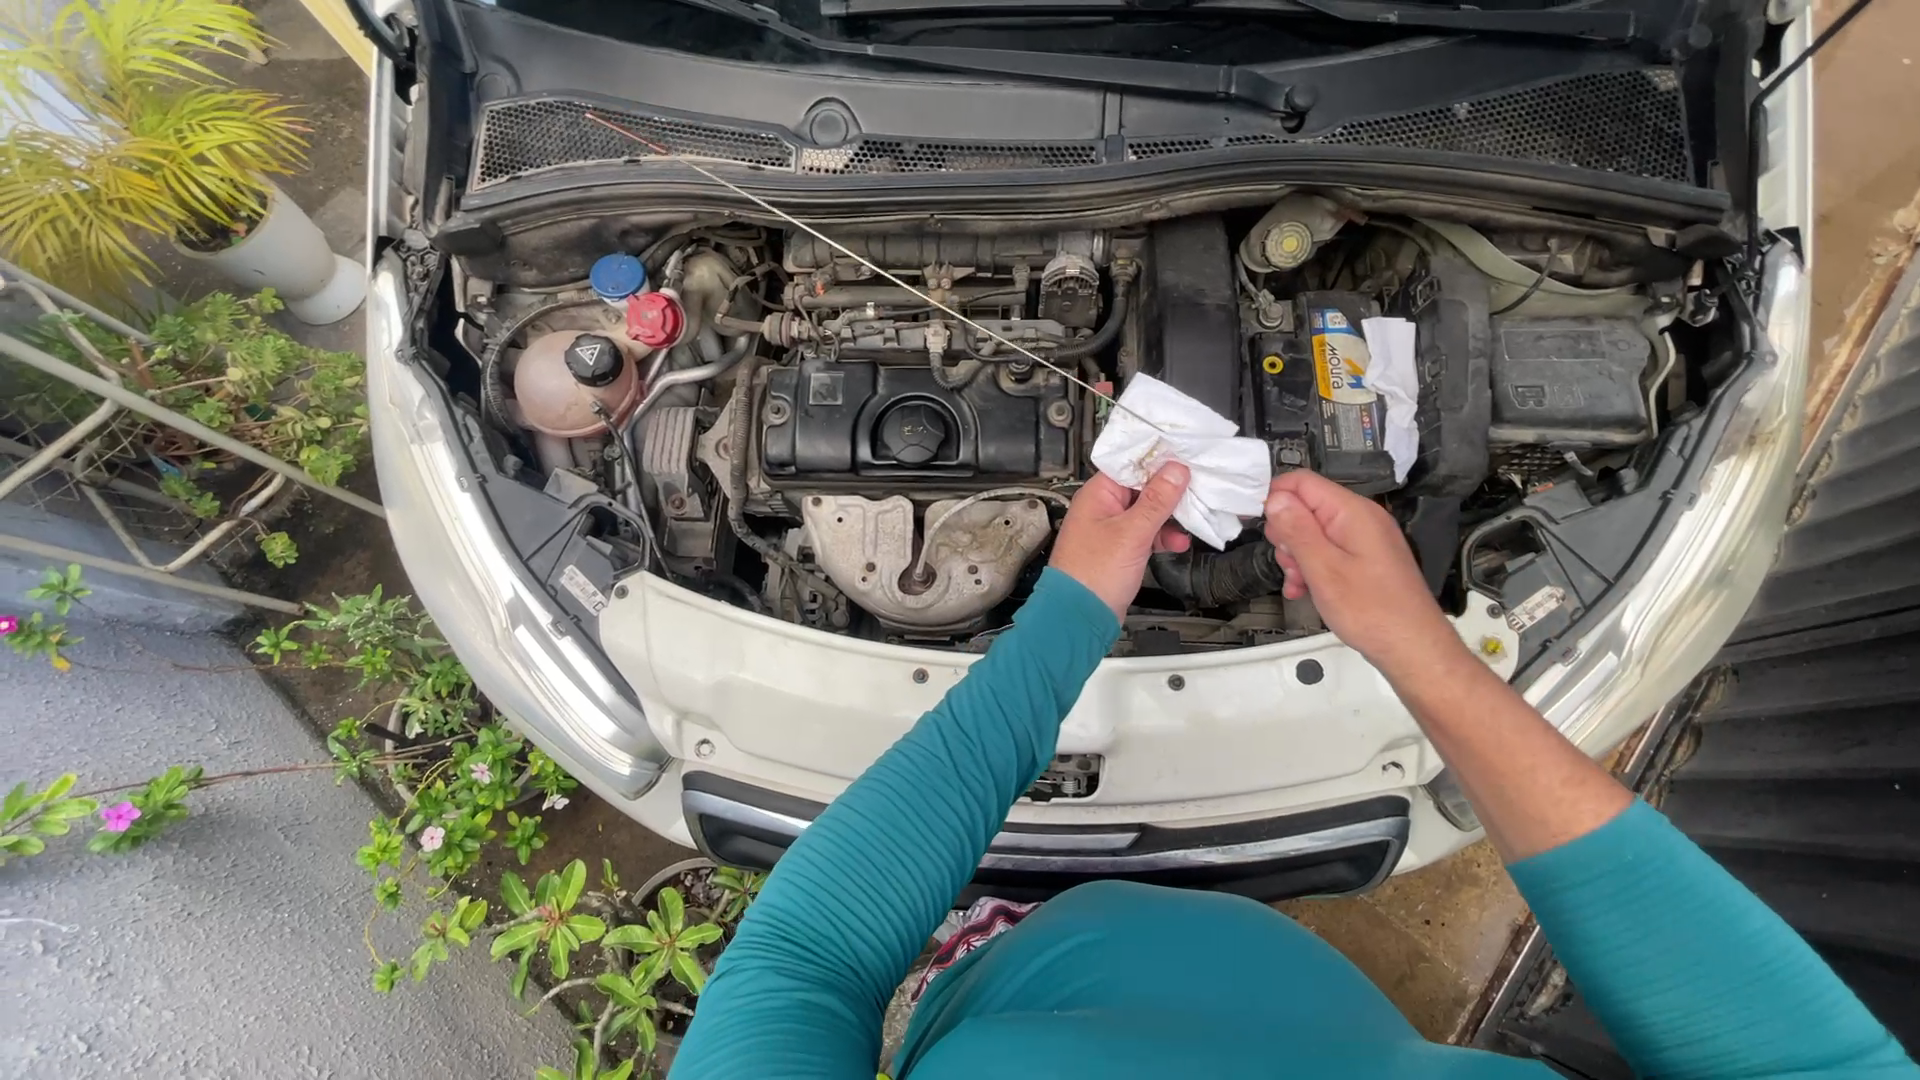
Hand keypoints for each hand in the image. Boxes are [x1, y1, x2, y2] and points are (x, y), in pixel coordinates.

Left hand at [1051, 465, 1190, 618]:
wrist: (1079, 617)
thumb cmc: (1092, 575)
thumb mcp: (1131, 533)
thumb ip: (1156, 501)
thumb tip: (1175, 471)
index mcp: (1097, 494)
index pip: (1130, 463)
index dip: (1158, 460)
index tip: (1186, 457)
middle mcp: (1102, 507)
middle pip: (1142, 487)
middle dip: (1170, 491)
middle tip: (1197, 489)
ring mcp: (1111, 528)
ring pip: (1147, 511)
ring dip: (1170, 517)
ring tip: (1190, 521)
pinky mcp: (1120, 549)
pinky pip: (1146, 533)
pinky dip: (1163, 536)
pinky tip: (1178, 542)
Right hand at [1263, 470, 1465, 679]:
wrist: (1412, 648)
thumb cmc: (1372, 612)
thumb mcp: (1323, 569)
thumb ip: (1296, 530)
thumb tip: (1275, 498)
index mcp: (1352, 513)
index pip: (1302, 482)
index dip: (1274, 497)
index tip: (1256, 523)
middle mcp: (1361, 519)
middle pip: (1304, 508)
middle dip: (1286, 534)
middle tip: (1290, 564)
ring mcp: (1364, 539)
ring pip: (1311, 533)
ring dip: (1296, 557)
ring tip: (1301, 584)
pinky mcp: (1364, 558)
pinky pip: (1326, 551)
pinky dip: (1311, 568)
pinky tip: (1306, 591)